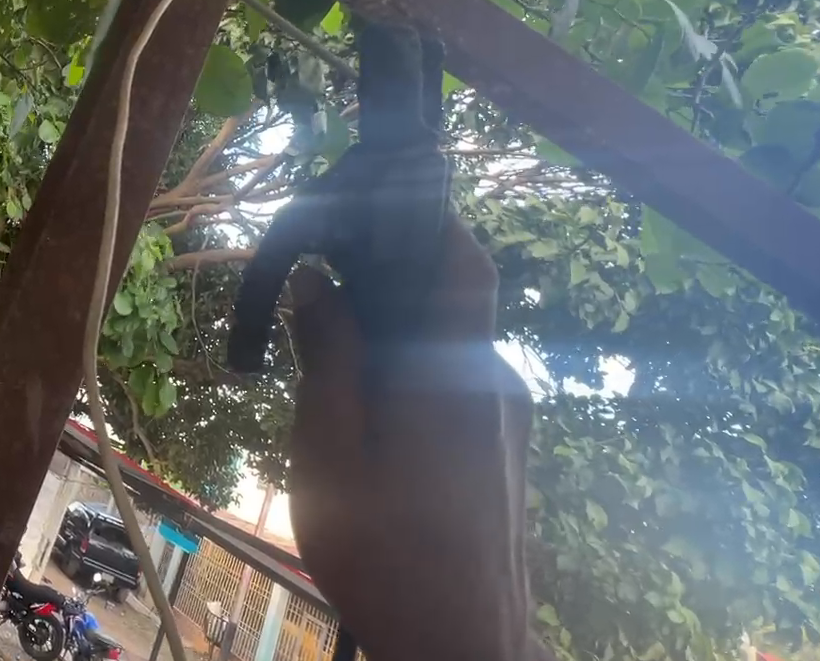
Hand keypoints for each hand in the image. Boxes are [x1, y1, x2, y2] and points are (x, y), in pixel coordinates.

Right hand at [284, 217, 539, 660]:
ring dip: (392, 325)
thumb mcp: (328, 446)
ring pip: (446, 338)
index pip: (461, 263)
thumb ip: (327, 355)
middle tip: (318, 285)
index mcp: (450, 373)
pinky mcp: (501, 446)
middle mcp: (492, 382)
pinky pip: (452, 375)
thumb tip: (315, 280)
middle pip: (448, 295)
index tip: (373, 203)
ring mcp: (505, 417)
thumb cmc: (382, 546)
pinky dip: (407, 360)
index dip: (427, 218)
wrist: (460, 649)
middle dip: (387, 274)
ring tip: (327, 349)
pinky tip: (363, 399)